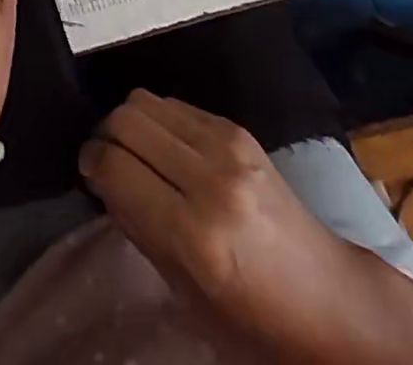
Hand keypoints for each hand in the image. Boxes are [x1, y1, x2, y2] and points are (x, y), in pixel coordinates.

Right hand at [80, 91, 371, 360]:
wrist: (325, 293)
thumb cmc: (249, 312)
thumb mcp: (181, 287)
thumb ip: (135, 224)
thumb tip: (100, 176)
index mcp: (194, 231)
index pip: (115, 166)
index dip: (90, 163)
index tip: (88, 172)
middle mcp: (211, 177)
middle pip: (126, 119)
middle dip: (105, 136)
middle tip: (107, 160)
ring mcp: (230, 146)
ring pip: (147, 100)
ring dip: (130, 122)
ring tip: (135, 151)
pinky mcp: (240, 129)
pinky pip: (176, 103)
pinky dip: (159, 119)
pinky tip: (166, 147)